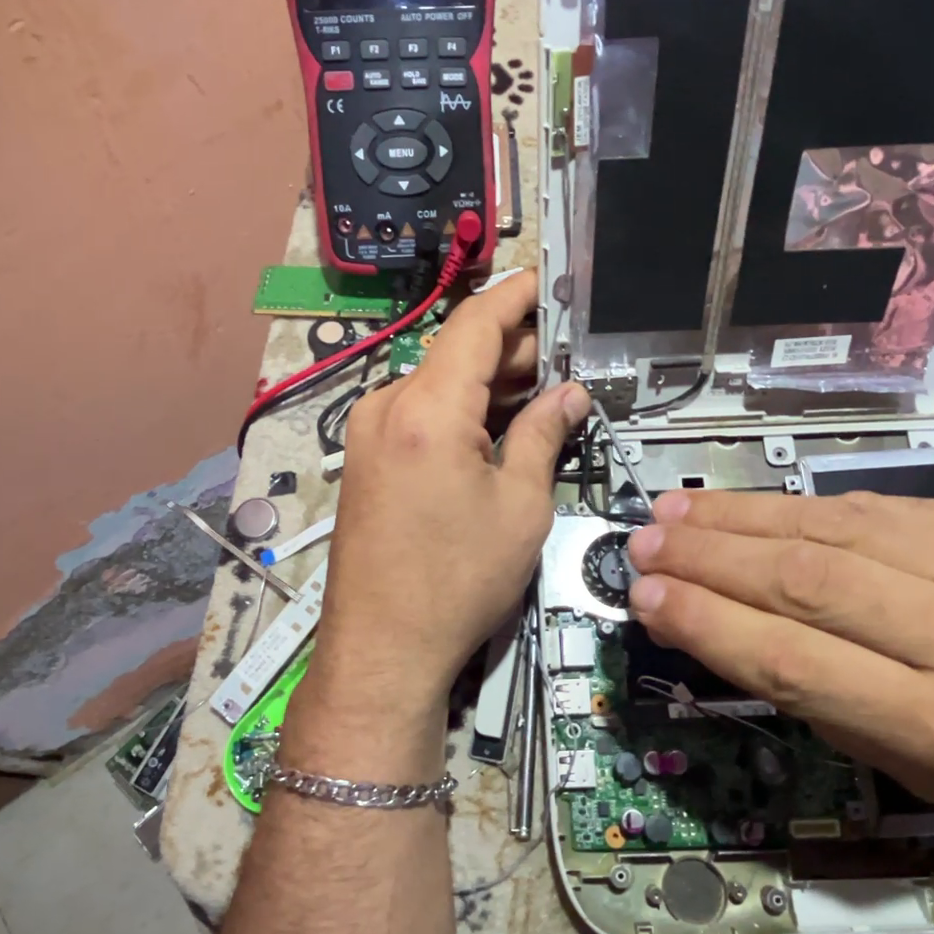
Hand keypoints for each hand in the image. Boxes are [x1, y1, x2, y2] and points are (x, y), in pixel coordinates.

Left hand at [307, 272, 589, 720]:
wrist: (382, 648)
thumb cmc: (456, 582)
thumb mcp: (519, 508)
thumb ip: (542, 436)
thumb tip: (568, 395)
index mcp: (426, 409)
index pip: (476, 324)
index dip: (518, 297)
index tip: (551, 285)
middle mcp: (386, 408)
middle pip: (456, 354)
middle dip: (513, 349)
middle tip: (566, 357)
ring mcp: (368, 435)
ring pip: (438, 385)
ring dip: (489, 384)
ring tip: (543, 393)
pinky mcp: (365, 461)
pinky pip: (418, 416)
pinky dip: (460, 412)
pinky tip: (499, 427)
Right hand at [624, 490, 933, 820]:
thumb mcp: (887, 753)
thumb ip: (799, 683)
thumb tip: (697, 610)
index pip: (800, 663)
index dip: (711, 624)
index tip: (645, 597)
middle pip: (813, 585)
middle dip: (712, 559)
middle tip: (645, 545)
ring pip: (836, 530)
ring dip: (739, 519)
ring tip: (674, 513)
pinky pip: (871, 508)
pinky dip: (793, 508)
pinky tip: (741, 508)